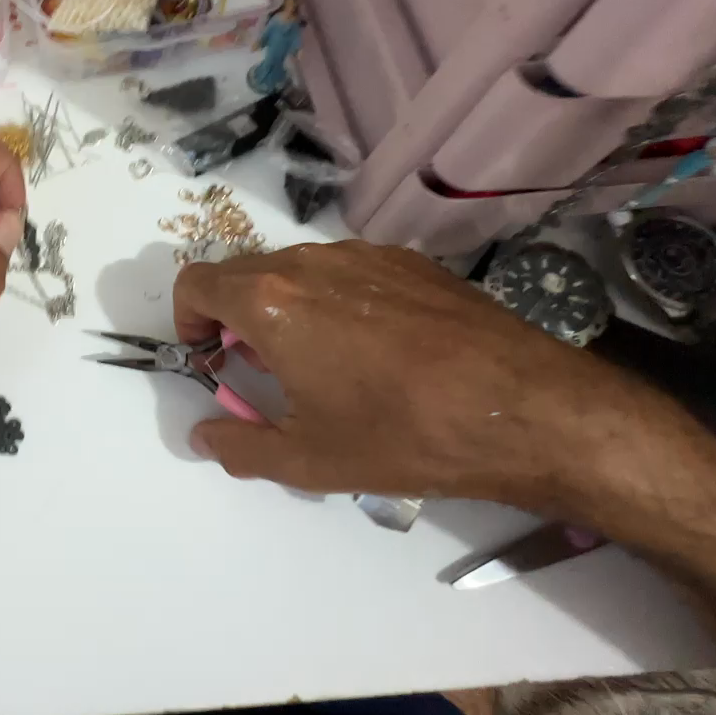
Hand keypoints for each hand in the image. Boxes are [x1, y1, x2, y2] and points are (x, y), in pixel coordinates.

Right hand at [176, 241, 649, 508]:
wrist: (528, 409)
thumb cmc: (402, 434)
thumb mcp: (309, 459)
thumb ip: (239, 447)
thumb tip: (202, 436)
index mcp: (269, 302)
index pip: (195, 283)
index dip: (187, 318)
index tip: (209, 355)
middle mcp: (307, 263)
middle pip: (240, 273)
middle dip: (232, 315)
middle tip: (259, 366)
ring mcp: (360, 255)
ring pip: (292, 269)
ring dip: (281, 305)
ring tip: (320, 358)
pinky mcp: (405, 260)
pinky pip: (343, 271)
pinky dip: (331, 298)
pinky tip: (374, 346)